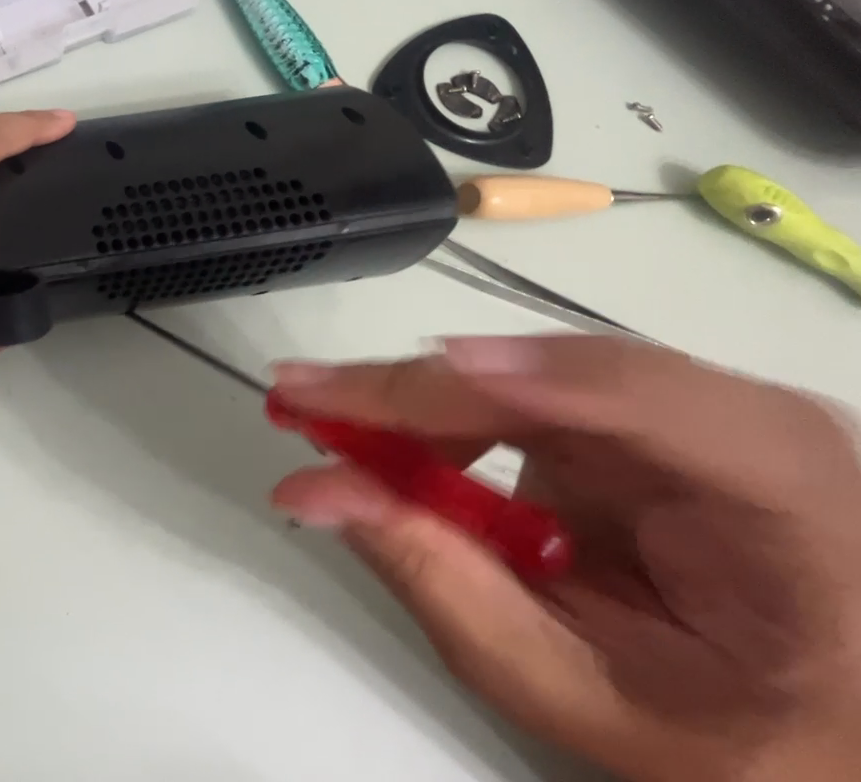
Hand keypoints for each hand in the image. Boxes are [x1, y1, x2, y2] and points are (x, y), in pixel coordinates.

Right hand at [269, 337, 860, 781]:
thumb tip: (313, 488)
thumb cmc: (722, 733)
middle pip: (560, 376)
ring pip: (527, 374)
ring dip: (419, 405)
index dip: (525, 376)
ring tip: (328, 435)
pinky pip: (522, 395)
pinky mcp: (644, 418)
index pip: (653, 404)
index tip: (397, 378)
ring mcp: (696, 413)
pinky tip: (391, 450)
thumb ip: (443, 584)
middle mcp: (748, 426)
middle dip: (420, 390)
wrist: (822, 728)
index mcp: (794, 504)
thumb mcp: (575, 688)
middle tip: (298, 401)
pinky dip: (444, 421)